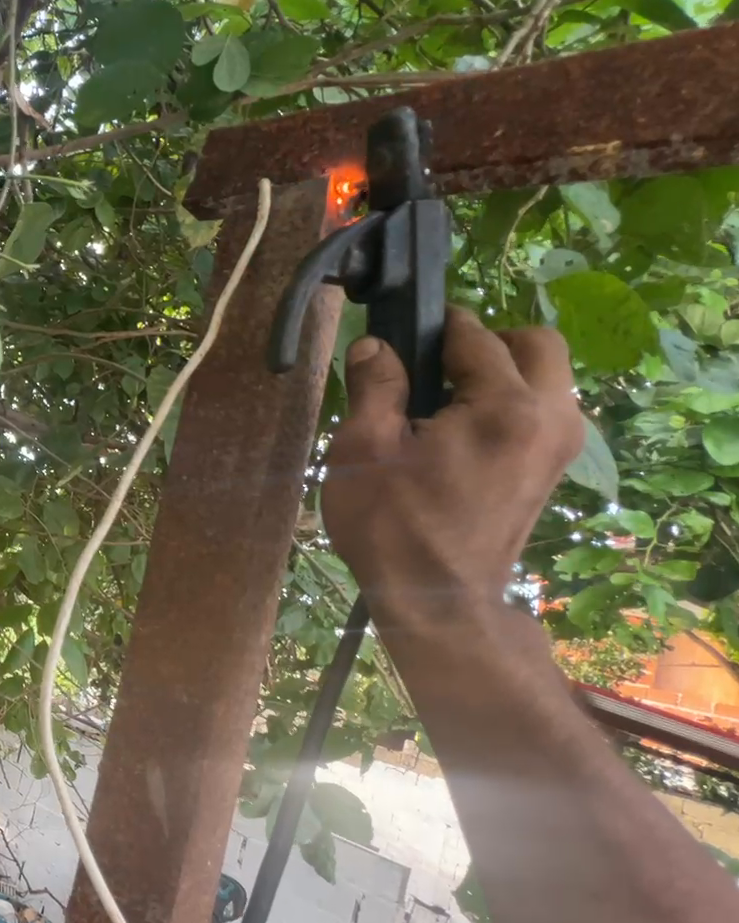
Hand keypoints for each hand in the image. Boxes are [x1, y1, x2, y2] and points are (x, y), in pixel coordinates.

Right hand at [322, 307, 584, 619]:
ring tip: (438, 403)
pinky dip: (508, 402)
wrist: (435, 594)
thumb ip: (375, 388)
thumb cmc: (390, 521)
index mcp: (504, 406)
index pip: (477, 338)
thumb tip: (375, 344)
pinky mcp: (552, 467)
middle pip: (537, 346)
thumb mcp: (362, 449)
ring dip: (500, 372)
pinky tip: (458, 432)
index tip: (400, 332)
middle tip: (427, 367)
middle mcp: (551, 416)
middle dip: (485, 342)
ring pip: (546, 377)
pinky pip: (542, 410)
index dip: (436, 328)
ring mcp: (561, 445)